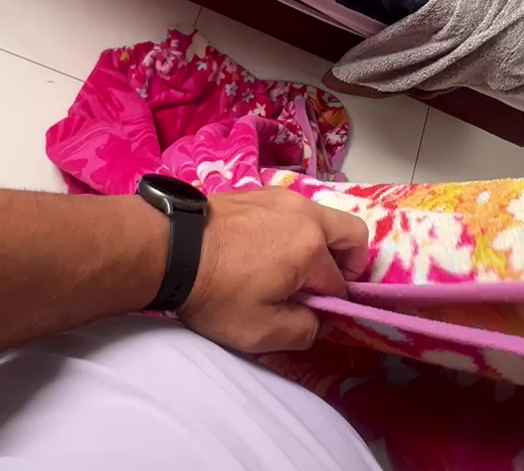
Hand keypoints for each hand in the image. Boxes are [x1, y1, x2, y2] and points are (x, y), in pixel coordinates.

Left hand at [176, 187, 369, 353]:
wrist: (171, 247)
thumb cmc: (217, 291)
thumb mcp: (262, 330)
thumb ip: (305, 329)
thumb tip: (321, 319)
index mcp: (311, 246)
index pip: (341, 283)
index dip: (333, 306)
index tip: (315, 317)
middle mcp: (305, 213)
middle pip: (352, 233)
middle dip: (348, 264)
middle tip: (319, 286)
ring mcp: (283, 197)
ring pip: (323, 219)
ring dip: (320, 245)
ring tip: (288, 270)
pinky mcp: (262, 192)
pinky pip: (296, 211)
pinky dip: (295, 231)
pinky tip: (264, 251)